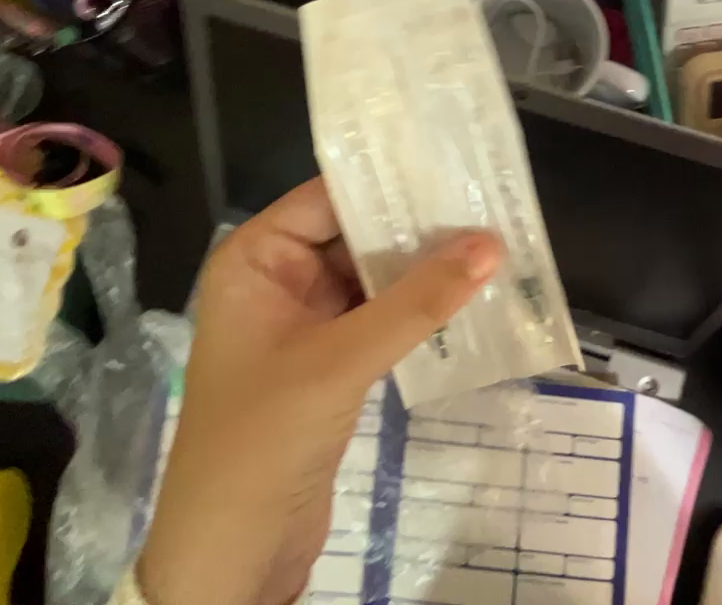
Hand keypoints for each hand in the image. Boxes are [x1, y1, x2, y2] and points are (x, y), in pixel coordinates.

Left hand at [137, 179, 502, 604]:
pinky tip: (466, 296)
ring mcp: (305, 321)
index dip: (388, 180)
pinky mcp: (330, 360)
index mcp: (256, 259)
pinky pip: (379, 315)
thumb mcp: (340, 362)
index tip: (452, 165)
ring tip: (491, 242)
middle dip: (416, 225)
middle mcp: (279, 278)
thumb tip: (490, 244)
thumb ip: (416, 302)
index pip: (327, 197)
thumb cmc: (263, 440)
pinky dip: (417, 307)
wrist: (230, 556)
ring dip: (423, 268)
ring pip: (373, 276)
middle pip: (354, 234)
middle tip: (487, 203)